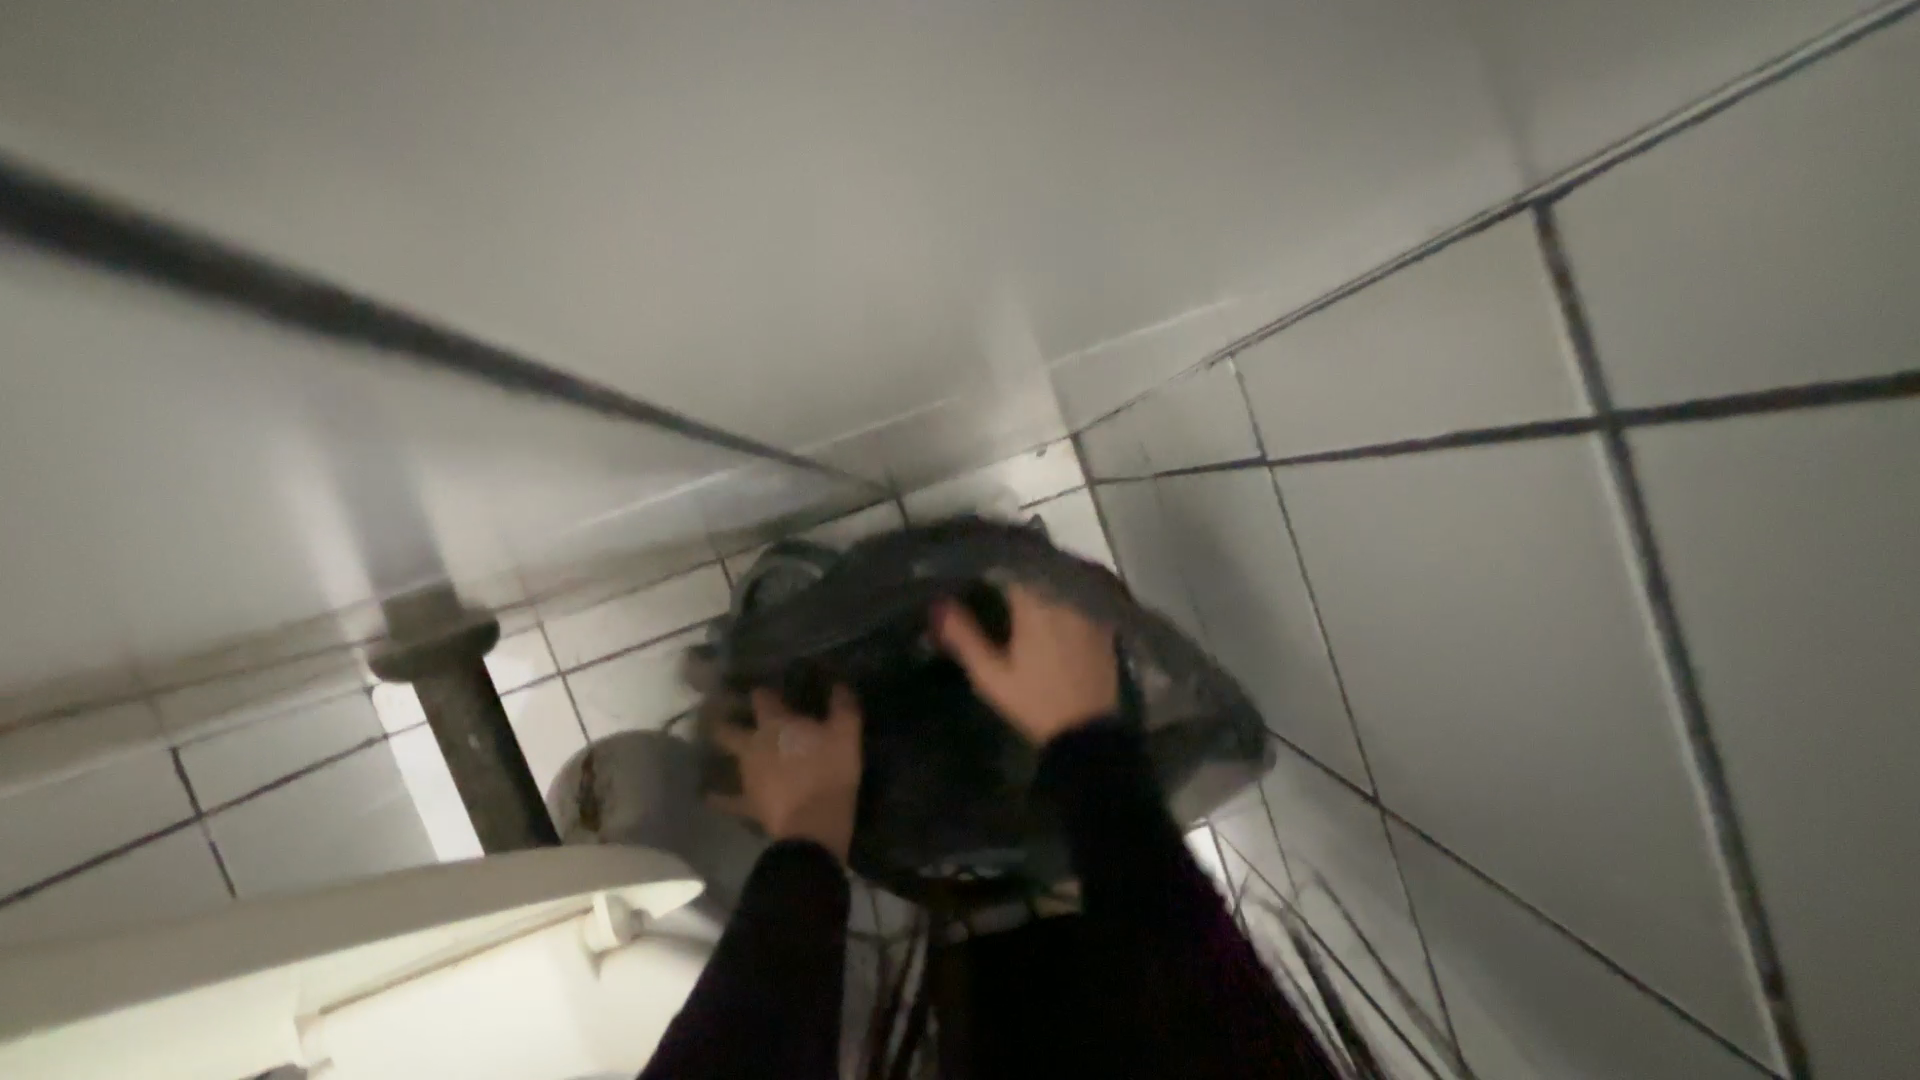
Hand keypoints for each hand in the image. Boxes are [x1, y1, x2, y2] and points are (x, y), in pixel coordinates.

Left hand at [710, 684, 862, 861]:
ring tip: (726, 748)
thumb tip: (838, 684)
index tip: (768, 690)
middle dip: (724, 721)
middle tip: (724, 715)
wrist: (813, 824)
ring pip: (728, 759)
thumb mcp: (847, 733)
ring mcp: (746, 774)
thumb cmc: (830, 771)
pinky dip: (719, 798)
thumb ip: (843, 705)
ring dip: (727, 752)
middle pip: (729, 729)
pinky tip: (709, 797)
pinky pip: (727, 801)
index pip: (762, 698)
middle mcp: (753, 744)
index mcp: (775, 723)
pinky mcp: (747, 802)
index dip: (764, 692)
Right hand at [933, 582, 1119, 745]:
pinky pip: (1079, 597)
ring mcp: (1087, 609)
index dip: (993, 564)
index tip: (978, 569)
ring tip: (1020, 590)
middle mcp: (1064, 598)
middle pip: (1038, 568)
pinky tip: (1051, 609)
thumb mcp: (990, 675)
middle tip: (996, 577)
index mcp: (1035, 604)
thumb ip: (964, 636)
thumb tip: (937, 605)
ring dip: (1040, 580)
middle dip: (1017, 569)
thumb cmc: (1033, 702)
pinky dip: (1062, 597)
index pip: (1012, 565)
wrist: (1087, 731)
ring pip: (1059, 581)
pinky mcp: (1102, 623)